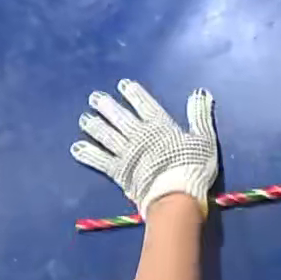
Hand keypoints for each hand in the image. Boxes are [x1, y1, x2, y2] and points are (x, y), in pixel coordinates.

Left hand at [71, 80, 218, 215]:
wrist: (176, 194)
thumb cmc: (193, 167)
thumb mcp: (204, 138)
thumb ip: (199, 115)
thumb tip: (200, 92)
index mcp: (161, 126)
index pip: (145, 104)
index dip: (134, 94)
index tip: (123, 85)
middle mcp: (140, 135)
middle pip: (120, 117)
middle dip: (107, 106)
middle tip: (95, 98)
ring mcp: (127, 153)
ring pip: (107, 135)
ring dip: (95, 126)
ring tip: (84, 118)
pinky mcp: (119, 171)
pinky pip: (100, 160)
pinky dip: (88, 154)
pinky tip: (77, 148)